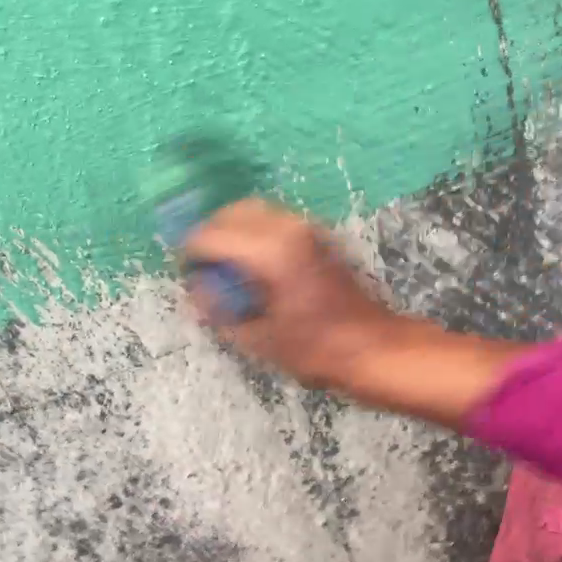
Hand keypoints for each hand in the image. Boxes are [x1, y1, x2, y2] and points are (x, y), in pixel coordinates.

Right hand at [178, 198, 404, 390]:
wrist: (374, 348)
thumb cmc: (317, 351)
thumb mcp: (258, 339)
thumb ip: (220, 311)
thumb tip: (197, 292)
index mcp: (270, 253)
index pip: (213, 235)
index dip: (192, 253)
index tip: (186, 273)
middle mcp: (288, 230)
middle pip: (233, 212)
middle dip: (211, 233)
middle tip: (202, 265)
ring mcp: (307, 229)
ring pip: (255, 210)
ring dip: (233, 229)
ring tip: (226, 264)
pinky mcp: (319, 236)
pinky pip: (275, 220)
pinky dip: (255, 232)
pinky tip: (253, 264)